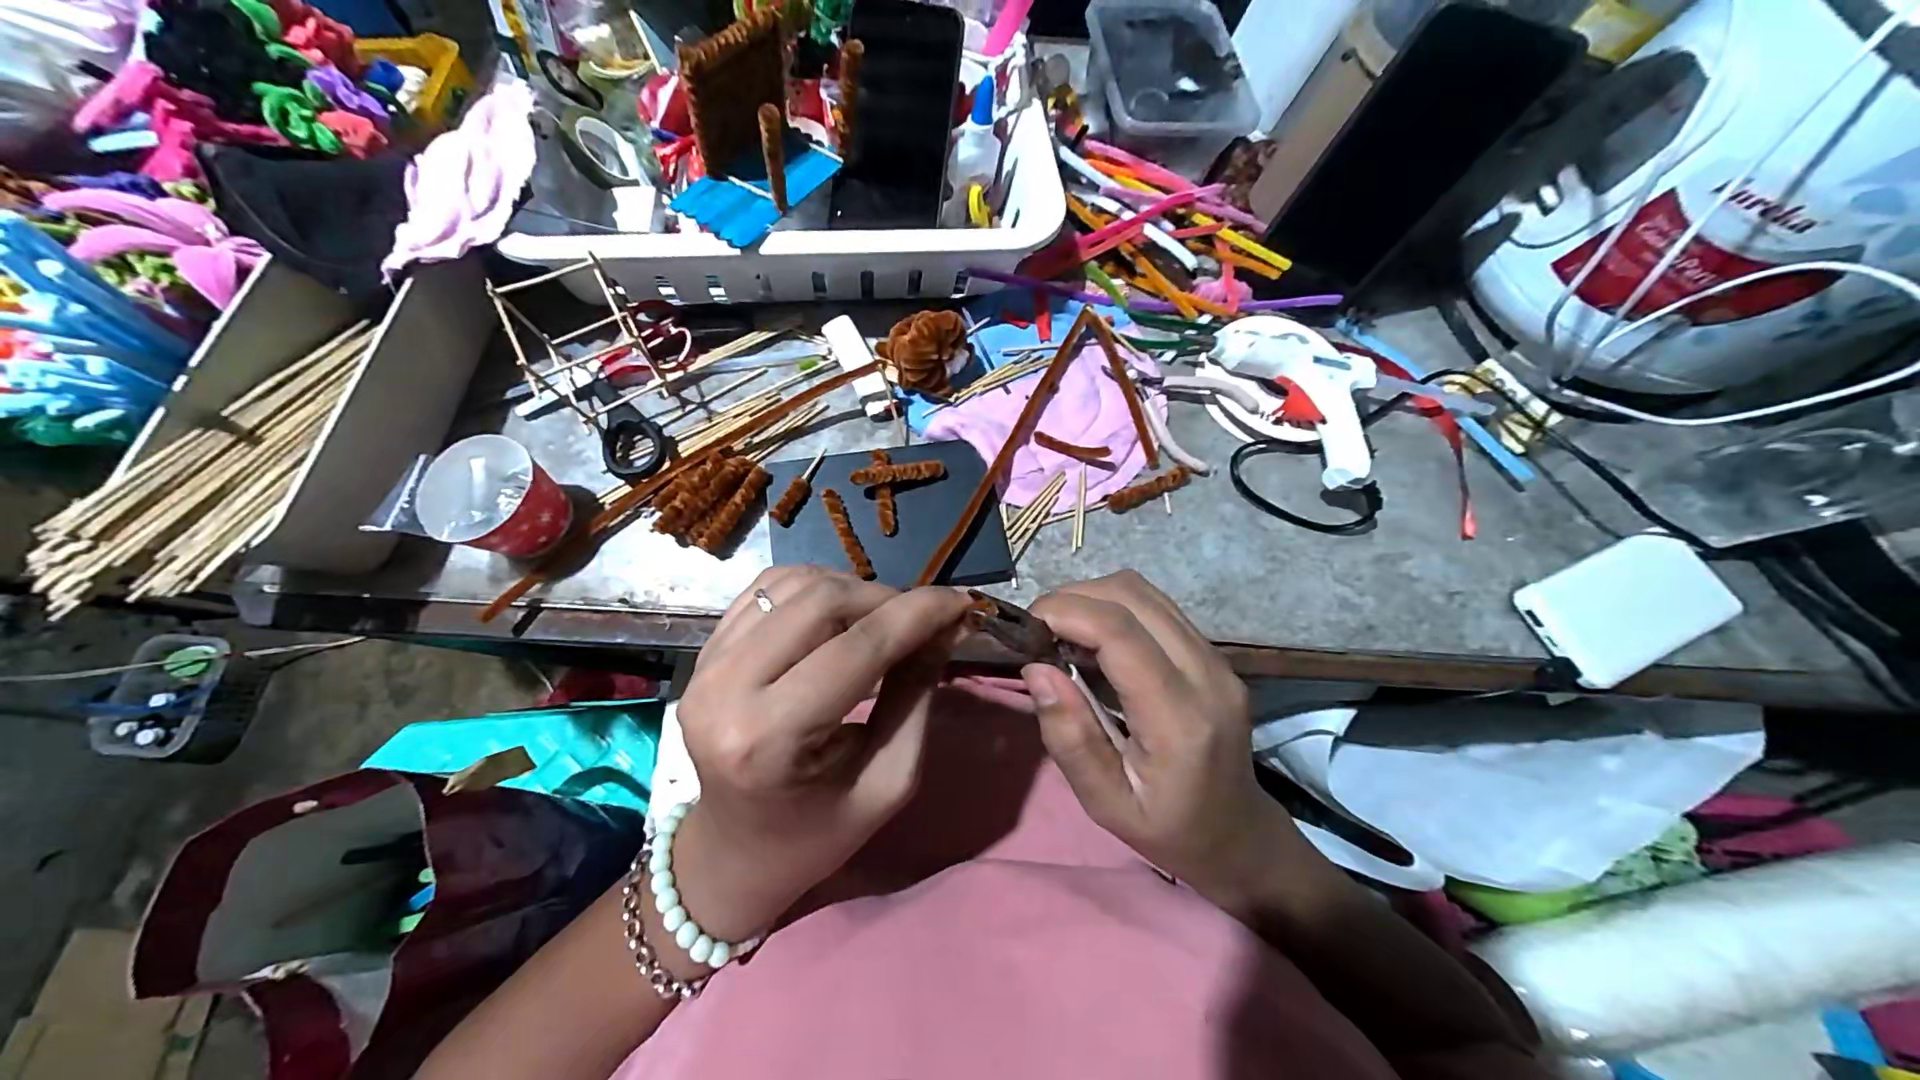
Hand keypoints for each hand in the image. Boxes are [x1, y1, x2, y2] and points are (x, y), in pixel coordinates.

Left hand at [667, 566, 973, 948]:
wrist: (736, 851)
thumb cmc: (818, 832)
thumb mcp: (888, 781)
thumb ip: (916, 695)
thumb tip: (946, 625)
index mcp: (768, 739)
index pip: (856, 648)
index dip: (917, 614)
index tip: (962, 601)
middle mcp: (725, 690)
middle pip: (821, 601)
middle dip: (886, 599)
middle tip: (923, 619)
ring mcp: (706, 666)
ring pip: (793, 584)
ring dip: (852, 590)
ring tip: (883, 621)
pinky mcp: (705, 652)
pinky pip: (767, 589)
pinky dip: (815, 590)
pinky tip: (840, 616)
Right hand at [1023, 571, 1337, 921]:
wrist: (1236, 833)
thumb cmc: (1168, 828)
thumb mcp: (1105, 803)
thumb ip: (1070, 738)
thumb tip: (1036, 669)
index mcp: (1180, 719)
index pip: (1120, 634)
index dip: (1067, 613)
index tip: (1027, 628)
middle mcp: (1206, 675)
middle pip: (1132, 596)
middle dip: (1073, 598)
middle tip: (1039, 631)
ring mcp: (1217, 658)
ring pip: (1144, 592)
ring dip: (1093, 597)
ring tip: (1062, 632)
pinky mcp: (1213, 653)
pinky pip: (1156, 607)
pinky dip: (1114, 607)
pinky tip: (1094, 639)